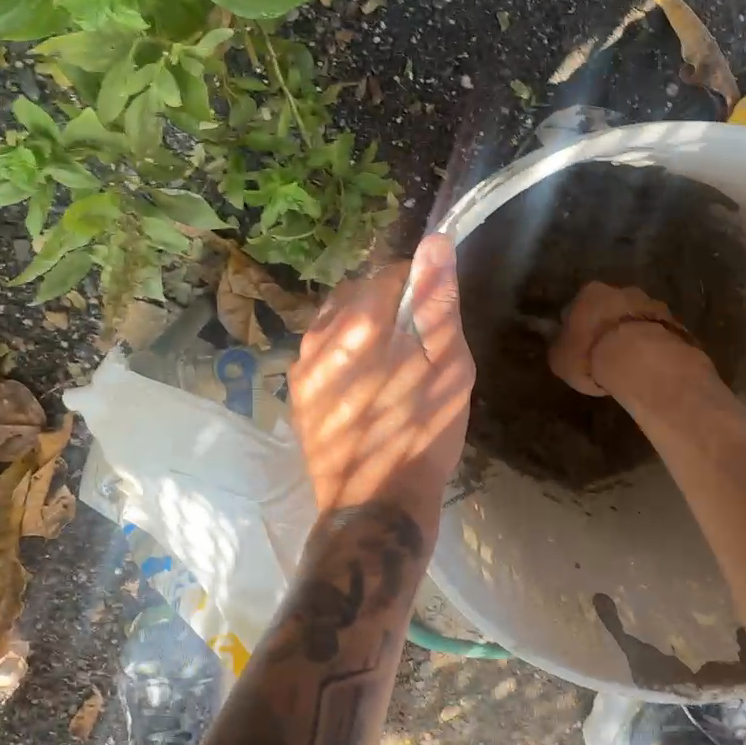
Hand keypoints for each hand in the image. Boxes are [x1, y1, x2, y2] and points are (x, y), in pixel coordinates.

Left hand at [289, 236, 475, 512]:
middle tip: (418, 340)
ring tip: (393, 362)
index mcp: (358, 321)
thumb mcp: (447, 364)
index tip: (434, 315)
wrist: (375, 503)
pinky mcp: (297, 392)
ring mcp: (302, 364)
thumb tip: (435, 241)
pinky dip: (346, 352)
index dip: (418, 287)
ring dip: (365, 327)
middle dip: (389, 304)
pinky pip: (323, 351)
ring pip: (336, 320)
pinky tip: (368, 382)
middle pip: (358, 293)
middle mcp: (319, 333)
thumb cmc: (422, 431)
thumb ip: (437, 300)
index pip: (389, 273)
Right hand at [548, 281, 686, 396]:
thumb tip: (558, 342)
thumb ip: (559, 347)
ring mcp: (651, 304)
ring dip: (632, 335)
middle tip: (606, 354)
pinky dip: (652, 346)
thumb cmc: (591, 354)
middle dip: (607, 327)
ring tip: (631, 363)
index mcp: (589, 293)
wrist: (641, 359)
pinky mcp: (674, 323)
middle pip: (610, 309)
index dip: (576, 330)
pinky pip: (657, 334)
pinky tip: (649, 366)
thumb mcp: (560, 359)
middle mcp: (621, 291)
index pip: (576, 308)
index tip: (579, 349)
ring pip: (636, 319)